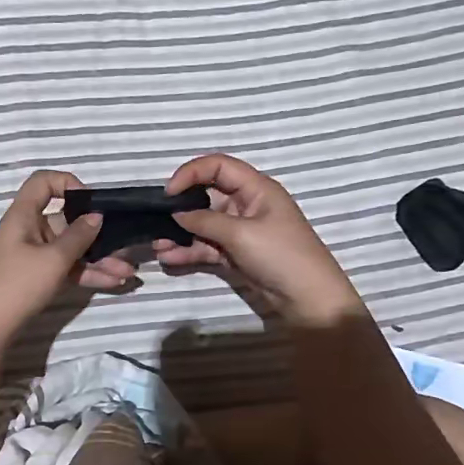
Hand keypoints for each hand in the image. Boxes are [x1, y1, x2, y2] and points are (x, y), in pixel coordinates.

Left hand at [0, 171, 136, 347]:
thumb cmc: (17, 285)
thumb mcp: (53, 259)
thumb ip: (78, 236)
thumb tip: (96, 216)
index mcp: (23, 216)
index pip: (43, 183)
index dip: (68, 184)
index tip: (91, 203)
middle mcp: (28, 231)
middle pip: (65, 221)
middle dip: (97, 234)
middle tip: (126, 246)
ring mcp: (32, 257)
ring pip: (70, 250)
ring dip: (99, 259)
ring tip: (128, 272)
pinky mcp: (37, 279)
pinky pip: (66, 269)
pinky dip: (87, 274)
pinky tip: (114, 282)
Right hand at [152, 154, 363, 325]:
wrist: (307, 297)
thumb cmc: (281, 255)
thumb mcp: (241, 234)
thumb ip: (205, 221)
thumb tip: (176, 213)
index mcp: (256, 188)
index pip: (218, 167)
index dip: (191, 173)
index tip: (169, 193)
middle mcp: (245, 205)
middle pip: (206, 196)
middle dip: (180, 208)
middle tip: (157, 222)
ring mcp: (239, 231)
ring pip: (202, 225)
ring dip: (179, 234)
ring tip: (158, 246)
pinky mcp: (234, 254)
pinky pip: (205, 247)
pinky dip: (188, 251)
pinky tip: (169, 258)